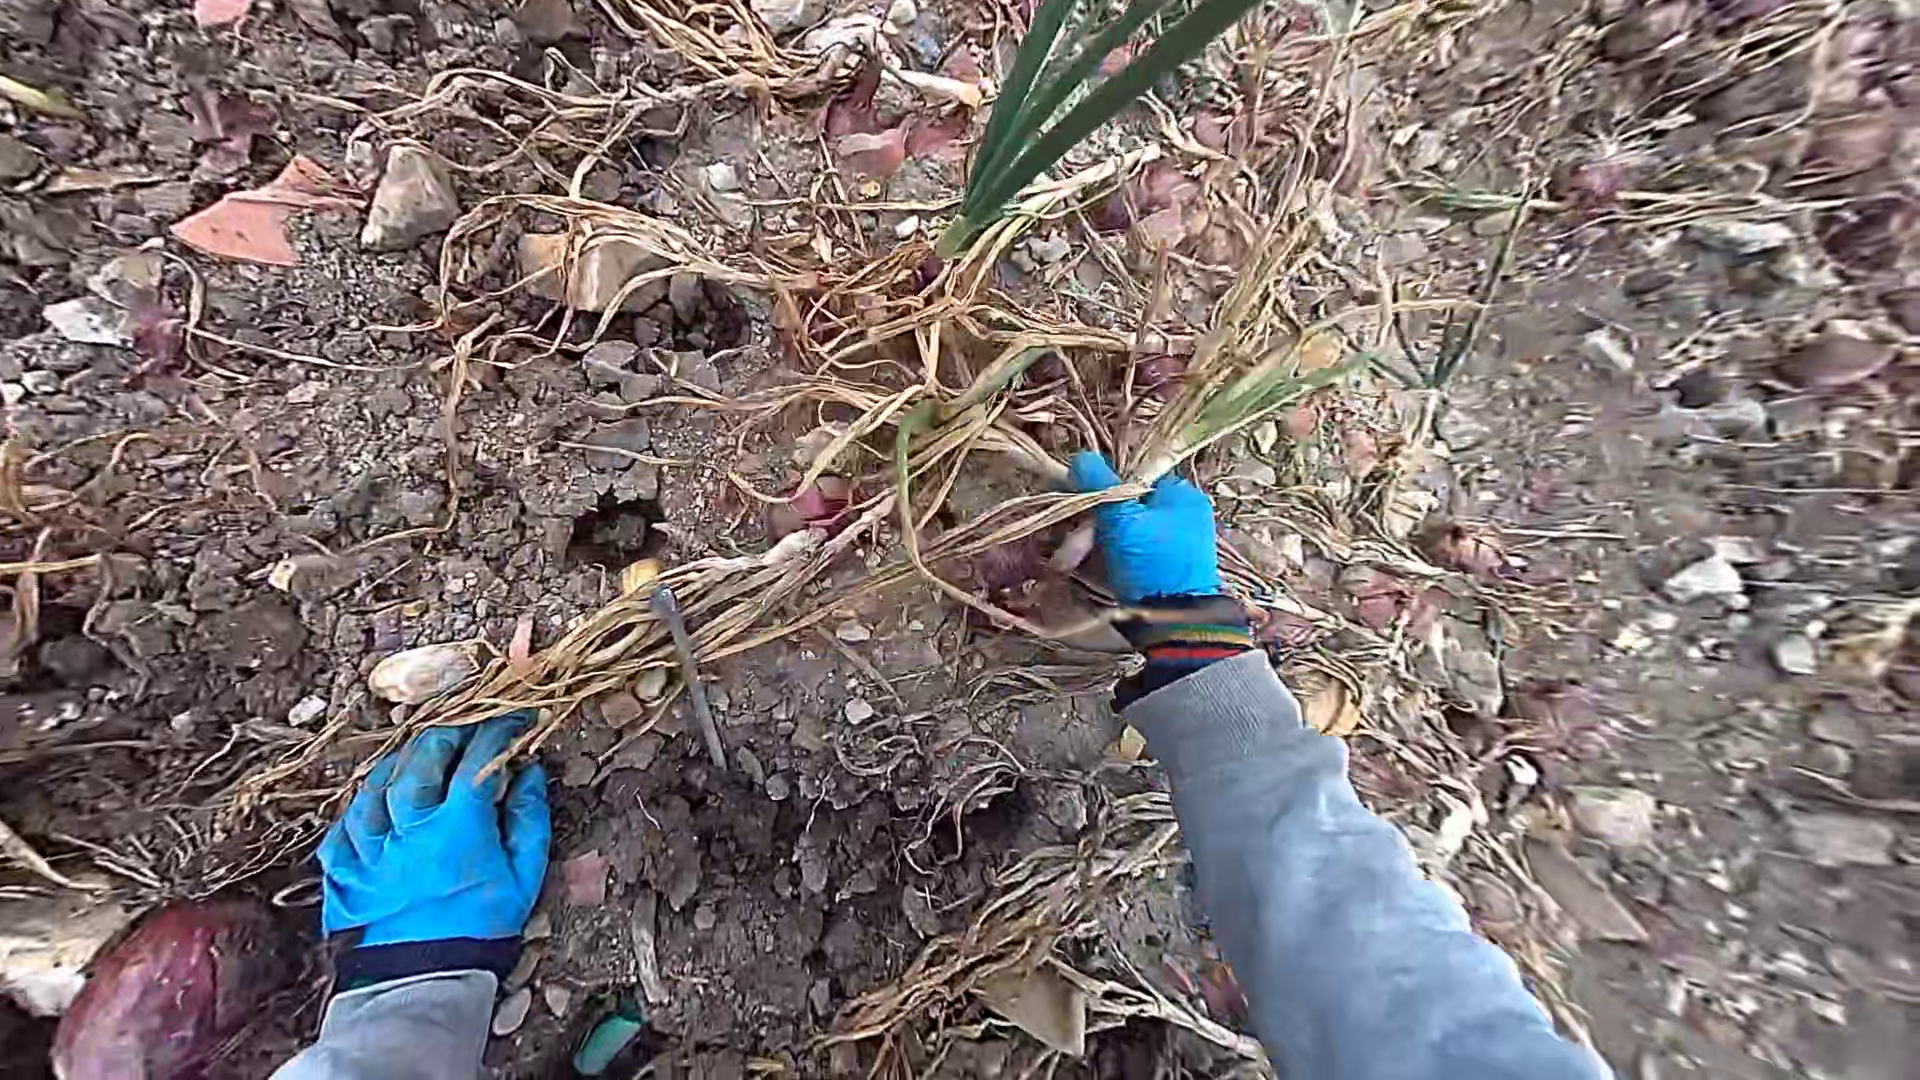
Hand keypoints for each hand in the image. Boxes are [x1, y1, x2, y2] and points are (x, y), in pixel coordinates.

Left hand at [319, 713, 549, 944]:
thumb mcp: (527, 863)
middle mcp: (409, 829)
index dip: (501, 731)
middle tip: (471, 726)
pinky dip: (364, 801)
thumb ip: (530, 811)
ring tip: (426, 749)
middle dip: (450, 733)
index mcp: (458, 825)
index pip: (478, 758)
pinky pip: (343, 825)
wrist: (427, 975)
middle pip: (421, 759)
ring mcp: (370, 850)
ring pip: (376, 786)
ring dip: (405, 760)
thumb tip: (530, 768)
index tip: (518, 720)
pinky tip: (381, 794)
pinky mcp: (344, 873)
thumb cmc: (486, 916)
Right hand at [1068, 451, 1221, 603]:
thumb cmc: (1152, 565)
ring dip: (1092, 544)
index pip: (1132, 479)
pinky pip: (1126, 554)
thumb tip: (1081, 457)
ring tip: (1070, 563)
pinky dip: (1105, 560)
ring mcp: (1172, 545)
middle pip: (1123, 507)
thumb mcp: (1122, 521)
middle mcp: (1180, 517)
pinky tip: (1086, 571)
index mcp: (1181, 497)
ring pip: (1121, 533)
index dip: (1099, 490)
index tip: (1075, 506)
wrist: (1175, 625)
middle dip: (1091, 525)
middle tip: (1070, 547)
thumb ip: (1101, 487)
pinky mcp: (1161, 570)